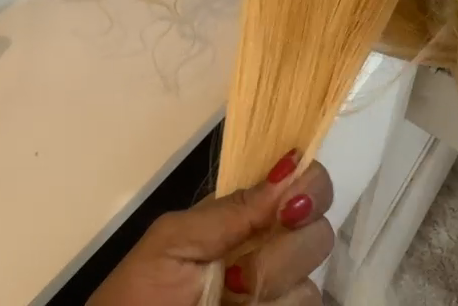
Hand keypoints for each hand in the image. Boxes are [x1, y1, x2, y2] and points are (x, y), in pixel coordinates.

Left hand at [88, 153, 335, 305]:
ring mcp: (276, 295)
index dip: (308, 186)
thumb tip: (290, 166)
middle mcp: (269, 249)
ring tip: (230, 301)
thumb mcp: (174, 241)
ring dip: (272, 289)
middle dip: (286, 249)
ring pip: (311, 281)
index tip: (288, 208)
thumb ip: (231, 210)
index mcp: (243, 215)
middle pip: (319, 228)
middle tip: (240, 274)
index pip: (301, 181)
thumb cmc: (138, 295)